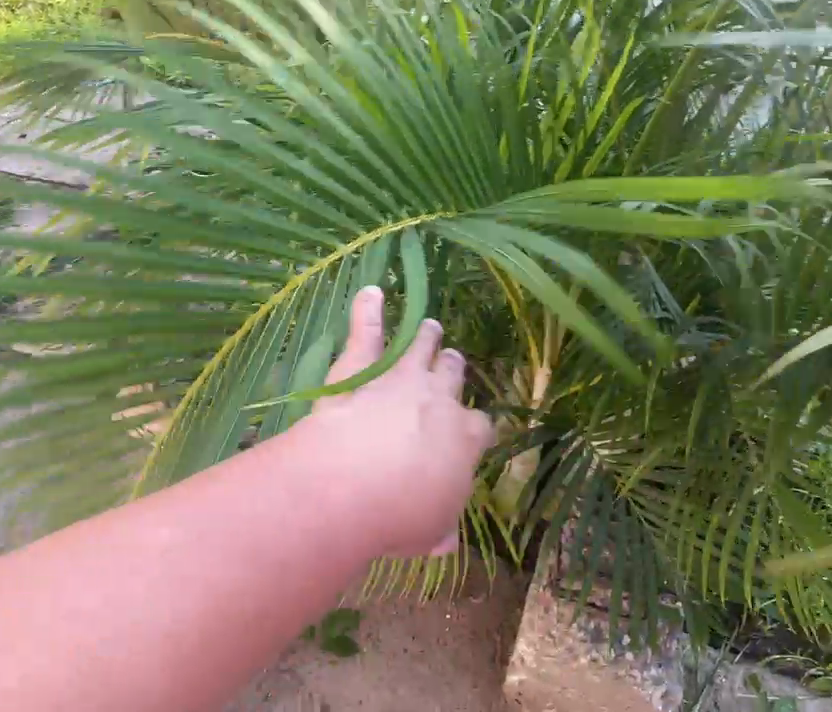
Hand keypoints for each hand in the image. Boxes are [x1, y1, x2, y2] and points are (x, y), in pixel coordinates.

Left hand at [281, 286, 493, 557]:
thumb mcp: (428, 532)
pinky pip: (368, 328)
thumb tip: (445, 541)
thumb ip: (439, 528)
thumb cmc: (398, 516)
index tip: (469, 430)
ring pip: (420, 345)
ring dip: (425, 335)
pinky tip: (371, 291)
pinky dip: (369, 308)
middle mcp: (439, 398)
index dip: (474, 427)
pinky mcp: (362, 364)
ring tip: (428, 326)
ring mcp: (400, 375)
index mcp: (463, 438)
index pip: (479, 426)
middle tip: (450, 360)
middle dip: (452, 367)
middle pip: (452, 373)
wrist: (352, 484)